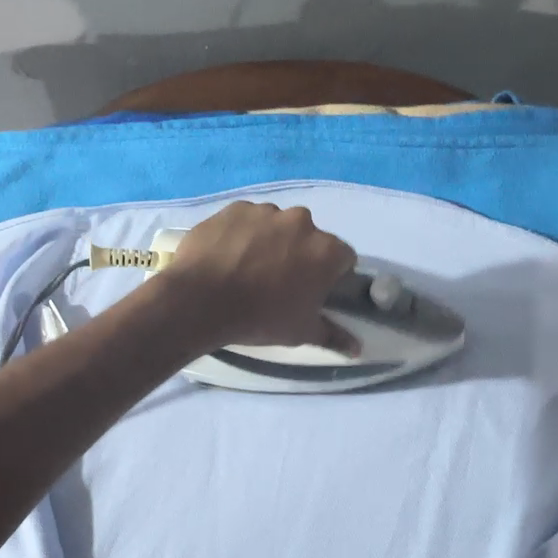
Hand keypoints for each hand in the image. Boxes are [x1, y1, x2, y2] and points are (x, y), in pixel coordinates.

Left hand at [164, 202, 360, 353]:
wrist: (200, 300)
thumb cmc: (260, 318)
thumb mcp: (300, 332)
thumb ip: (333, 336)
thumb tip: (357, 348)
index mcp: (326, 250)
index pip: (343, 258)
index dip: (332, 275)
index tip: (315, 290)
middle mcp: (301, 221)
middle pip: (309, 238)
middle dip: (300, 255)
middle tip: (279, 281)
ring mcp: (266, 211)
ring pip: (277, 226)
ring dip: (270, 242)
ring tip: (248, 269)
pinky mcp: (234, 208)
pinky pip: (246, 220)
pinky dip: (243, 234)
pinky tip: (228, 256)